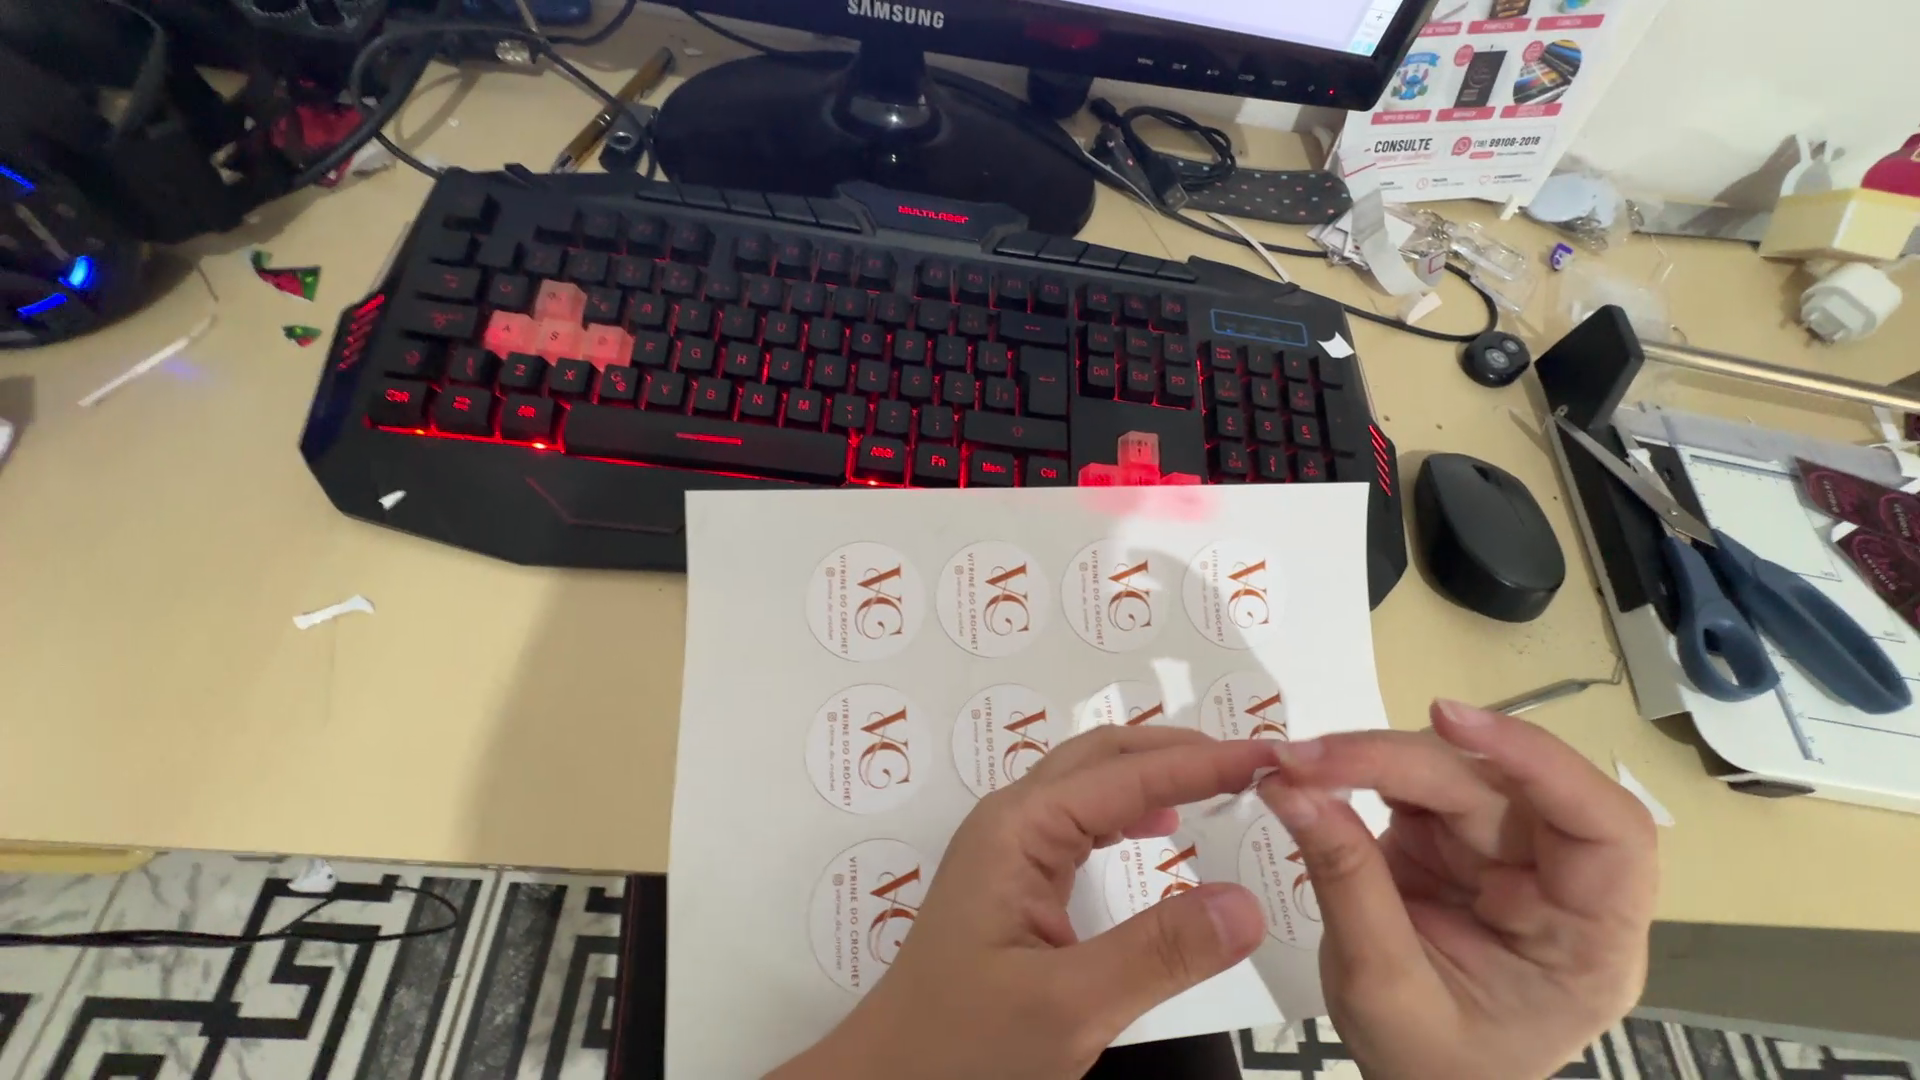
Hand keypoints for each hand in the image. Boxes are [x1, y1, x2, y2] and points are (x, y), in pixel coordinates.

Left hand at [769, 727, 1276, 1079]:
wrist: (891, 1074)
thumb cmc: (965, 1043)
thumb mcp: (1069, 1007)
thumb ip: (1158, 952)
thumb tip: (1247, 902)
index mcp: (1018, 828)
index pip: (1125, 776)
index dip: (1201, 762)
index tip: (1268, 756)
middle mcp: (1012, 818)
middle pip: (1102, 756)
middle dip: (1176, 751)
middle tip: (1252, 762)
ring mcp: (1009, 843)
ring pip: (1089, 781)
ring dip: (1152, 772)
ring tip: (1220, 782)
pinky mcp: (1015, 873)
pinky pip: (1079, 819)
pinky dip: (1128, 808)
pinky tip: (1158, 826)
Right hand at [1260, 700, 1657, 1079]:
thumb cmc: (1427, 1061)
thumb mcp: (1382, 985)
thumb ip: (1344, 880)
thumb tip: (1290, 787)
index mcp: (1585, 937)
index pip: (1602, 828)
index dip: (1535, 759)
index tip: (1447, 718)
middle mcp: (1553, 879)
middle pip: (1490, 786)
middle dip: (1392, 760)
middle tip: (1301, 759)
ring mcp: (1498, 853)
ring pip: (1443, 772)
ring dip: (1366, 760)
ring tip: (1295, 767)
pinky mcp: (1449, 839)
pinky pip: (1406, 785)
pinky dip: (1357, 773)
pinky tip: (1317, 774)